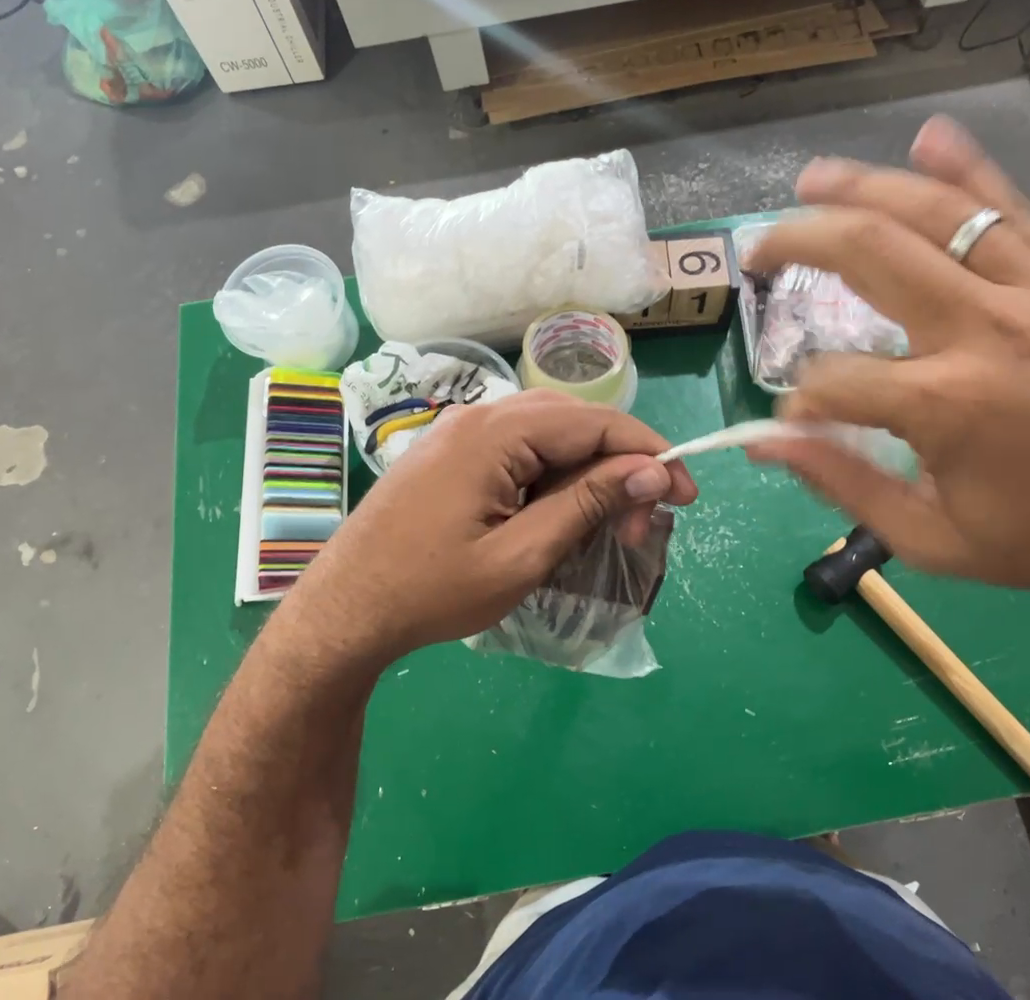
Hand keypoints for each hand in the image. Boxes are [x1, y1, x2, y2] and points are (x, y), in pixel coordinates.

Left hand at [272, 390, 697, 667]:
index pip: (595, 423)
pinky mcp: (449, 457)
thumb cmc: (431, 591)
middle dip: (620, 467)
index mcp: (495, 433)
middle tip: (643, 524)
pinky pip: (517, 452)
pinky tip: (561, 516)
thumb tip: (651, 471)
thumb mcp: (522, 555)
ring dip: (587, 475)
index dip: (649, 454)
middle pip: (573, 423)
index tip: (686, 496)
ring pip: (547, 437)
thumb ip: (587, 505)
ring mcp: (459, 434)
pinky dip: (551, 479)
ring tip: (608, 528)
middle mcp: (478, 417)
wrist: (343, 612)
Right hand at [745, 116, 1029, 610]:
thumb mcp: (934, 540)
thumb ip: (842, 483)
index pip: (833, 380)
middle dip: (798, 241)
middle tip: (759, 250)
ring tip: (812, 179)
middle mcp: (986, 328)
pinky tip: (927, 139)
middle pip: (868, 253)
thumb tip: (765, 443)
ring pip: (937, 213)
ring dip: (864, 188)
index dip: (800, 400)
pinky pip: (1016, 210)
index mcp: (944, 404)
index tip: (797, 420)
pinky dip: (968, 170)